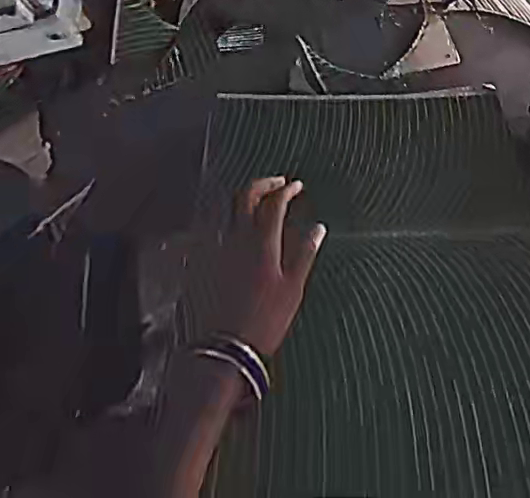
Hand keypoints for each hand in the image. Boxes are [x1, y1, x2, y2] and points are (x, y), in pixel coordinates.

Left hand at [216, 177, 324, 355]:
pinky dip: (234, 218)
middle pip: (246, 195)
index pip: (274, 202)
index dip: (287, 190)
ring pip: (231, 208)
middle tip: (278, 183)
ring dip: (248, 197)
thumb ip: (305, 253)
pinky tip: (243, 226)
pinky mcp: (211, 258)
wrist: (229, 345)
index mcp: (262, 242)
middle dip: (264, 183)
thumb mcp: (293, 288)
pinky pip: (221, 226)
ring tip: (262, 200)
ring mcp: (222, 246)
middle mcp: (239, 238)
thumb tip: (318, 229)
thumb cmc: (266, 319)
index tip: (296, 186)